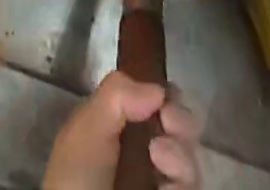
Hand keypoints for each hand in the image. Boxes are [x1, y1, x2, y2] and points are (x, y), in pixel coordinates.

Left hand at [42, 72, 202, 189]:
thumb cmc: (76, 180)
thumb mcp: (87, 127)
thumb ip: (117, 94)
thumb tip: (159, 90)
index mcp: (125, 128)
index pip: (160, 102)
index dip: (168, 97)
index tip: (164, 101)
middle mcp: (147, 154)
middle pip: (185, 129)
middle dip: (184, 121)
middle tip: (170, 124)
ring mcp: (160, 184)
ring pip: (192, 162)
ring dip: (182, 155)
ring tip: (160, 157)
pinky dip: (183, 186)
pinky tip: (168, 188)